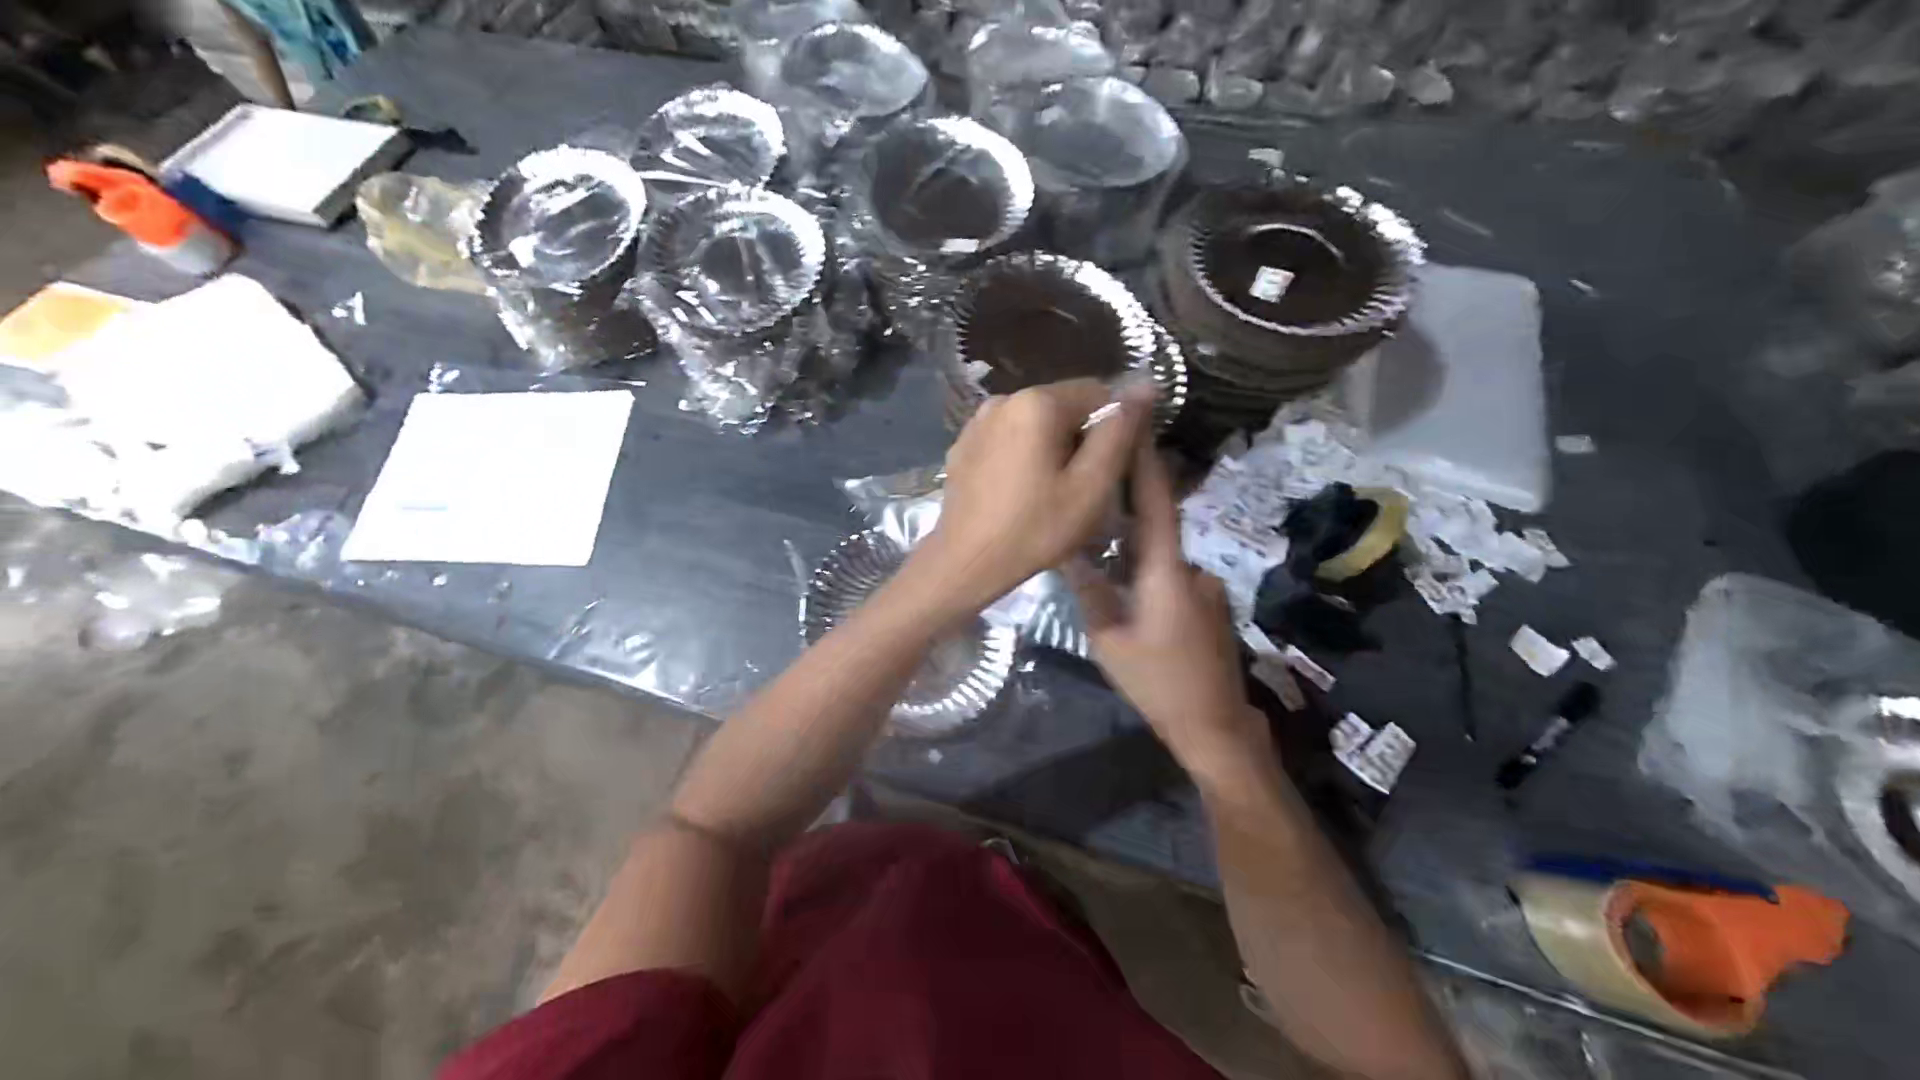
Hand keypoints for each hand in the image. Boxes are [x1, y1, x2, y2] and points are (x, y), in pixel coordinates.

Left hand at [906, 378, 1153, 618]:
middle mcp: (1003, 399)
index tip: (1110, 469)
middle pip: (1064, 406)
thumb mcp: (1090, 486)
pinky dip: (1022, 457)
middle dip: (1081, 439)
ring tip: (1049, 494)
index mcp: (1037, 402)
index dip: (1114, 428)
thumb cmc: (1035, 529)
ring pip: (1036, 424)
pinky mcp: (963, 446)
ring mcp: (978, 422)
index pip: (1098, 393)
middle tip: (1081, 488)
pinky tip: (1019, 493)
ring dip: (1052, 449)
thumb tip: (1145, 387)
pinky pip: (1008, 439)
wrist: (965, 562)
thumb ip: (1119, 433)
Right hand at [1069, 444, 1273, 790]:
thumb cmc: (1157, 682)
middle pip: (1158, 522)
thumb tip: (1067, 552)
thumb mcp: (1108, 638)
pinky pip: (1170, 573)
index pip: (1156, 504)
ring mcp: (1204, 586)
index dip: (1146, 462)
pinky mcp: (1206, 604)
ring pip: (1161, 553)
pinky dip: (1146, 568)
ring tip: (1099, 541)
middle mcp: (1191, 569)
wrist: (1214, 723)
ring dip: (1134, 542)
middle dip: (1131, 498)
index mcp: (1166, 572)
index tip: (1135, 426)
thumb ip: (1091, 590)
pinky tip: (1126, 586)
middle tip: (1096, 482)